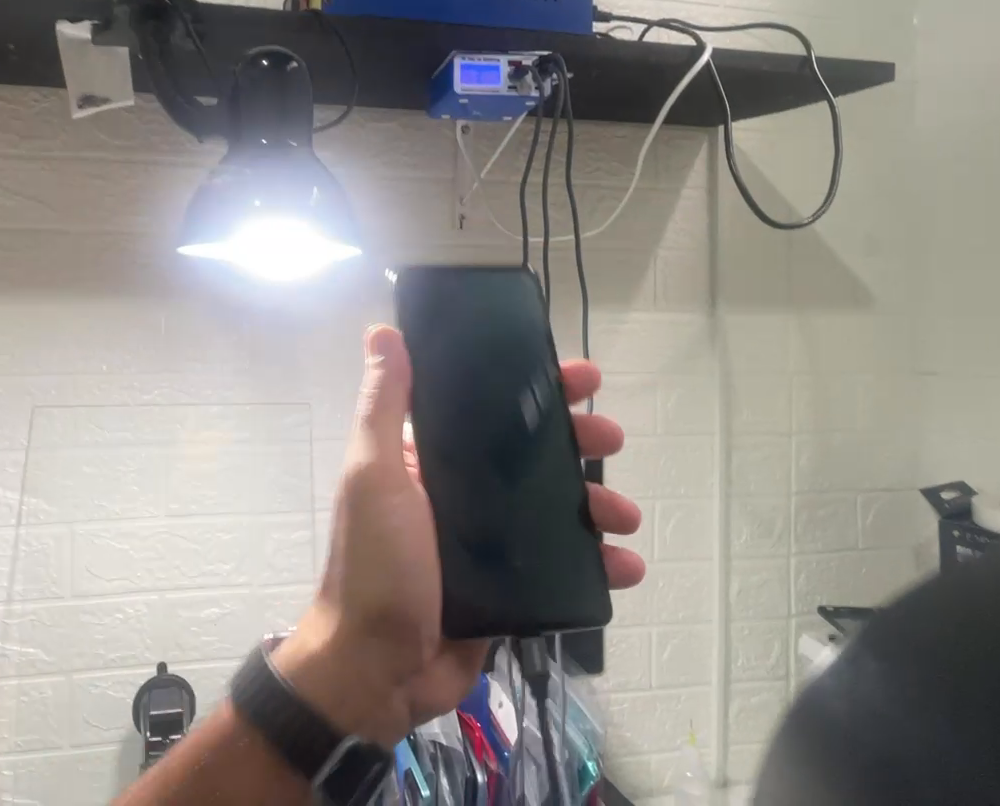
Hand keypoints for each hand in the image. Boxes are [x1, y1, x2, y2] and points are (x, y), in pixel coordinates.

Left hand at [272, 324, 644, 745]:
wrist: (378, 668)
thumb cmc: (375, 563)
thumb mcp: (373, 473)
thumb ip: (383, 405)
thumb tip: (382, 331)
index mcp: (425, 460)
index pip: (485, 410)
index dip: (531, 390)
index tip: (579, 377)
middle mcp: (457, 494)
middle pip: (529, 456)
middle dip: (574, 441)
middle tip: (611, 436)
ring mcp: (485, 544)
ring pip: (552, 509)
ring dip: (595, 503)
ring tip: (625, 514)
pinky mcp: (508, 589)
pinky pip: (560, 567)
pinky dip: (596, 565)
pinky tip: (626, 566)